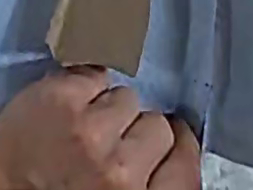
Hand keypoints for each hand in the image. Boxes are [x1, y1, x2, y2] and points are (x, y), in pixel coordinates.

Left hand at [0, 69, 199, 189]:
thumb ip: (146, 184)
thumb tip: (174, 148)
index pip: (185, 170)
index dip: (179, 150)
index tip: (169, 145)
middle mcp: (121, 176)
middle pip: (160, 127)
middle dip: (139, 131)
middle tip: (114, 144)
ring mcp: (92, 134)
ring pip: (130, 97)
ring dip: (111, 108)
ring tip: (86, 126)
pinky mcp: (66, 98)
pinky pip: (98, 74)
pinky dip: (86, 85)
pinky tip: (70, 105)